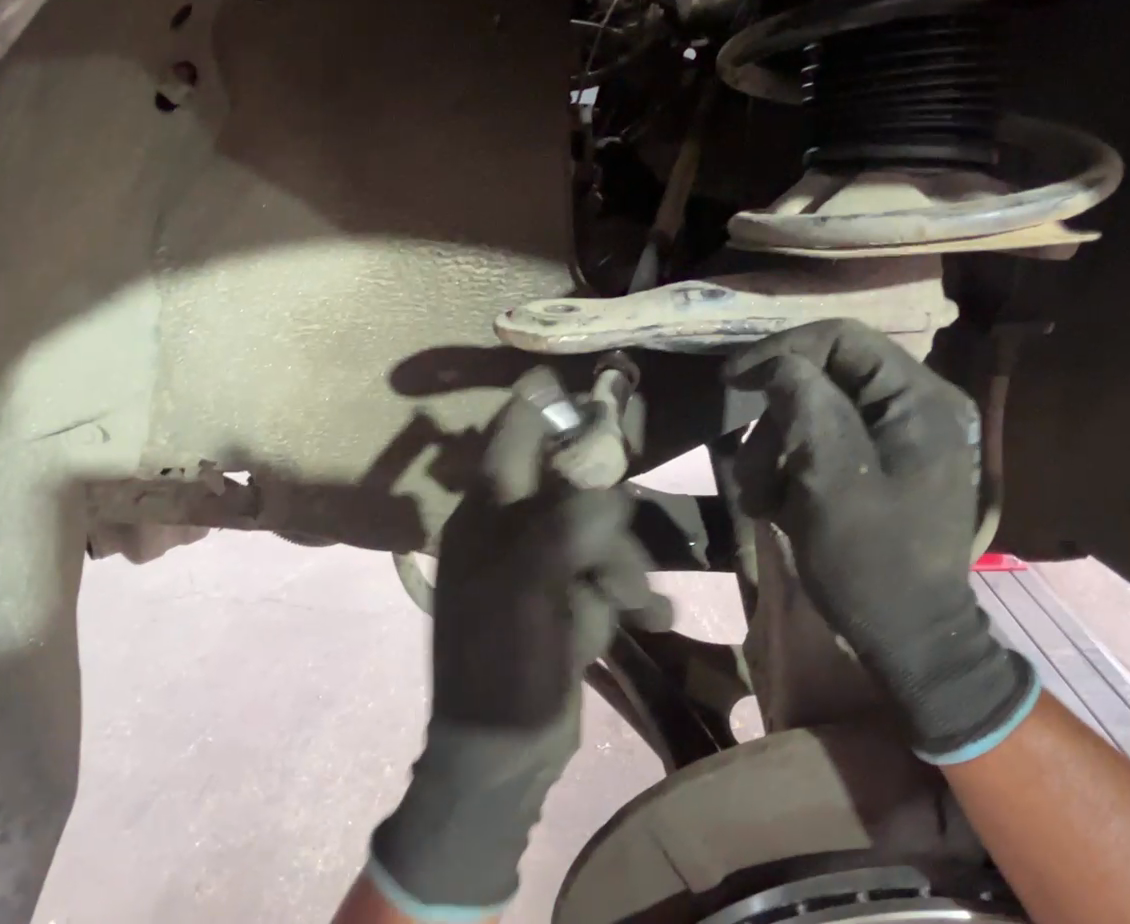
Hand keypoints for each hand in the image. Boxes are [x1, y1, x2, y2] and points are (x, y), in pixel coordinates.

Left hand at [369, 382, 668, 918]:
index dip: (546, 400)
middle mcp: (508, 529)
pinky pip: (604, 576)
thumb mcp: (531, 583)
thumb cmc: (504, 663)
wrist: (501, 755)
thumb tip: (601, 462)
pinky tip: (643, 620)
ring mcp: (537, 567)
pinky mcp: (563, 599)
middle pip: (575, 487)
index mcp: (485, 515)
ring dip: (621, 570)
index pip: (514, 435)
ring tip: (631, 610)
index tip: (591, 374)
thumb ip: (565, 515)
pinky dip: (621, 596)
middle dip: (608, 522)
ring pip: (599, 535)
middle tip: (620, 556)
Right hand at [726, 320, 1037, 763]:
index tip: (731, 382)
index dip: (780, 352)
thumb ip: (806, 404)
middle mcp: (913, 408)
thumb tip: (779, 364)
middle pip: (821, 379)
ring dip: (774, 454)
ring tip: (759, 501)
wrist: (908, 639)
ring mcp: (896, 440)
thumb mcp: (830, 478)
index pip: (841, 339)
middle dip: (775, 423)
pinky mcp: (876, 469)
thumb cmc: (872, 561)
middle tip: (750, 472)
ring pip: (812, 415)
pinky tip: (777, 509)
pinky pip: (820, 447)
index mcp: (918, 400)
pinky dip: (790, 473)